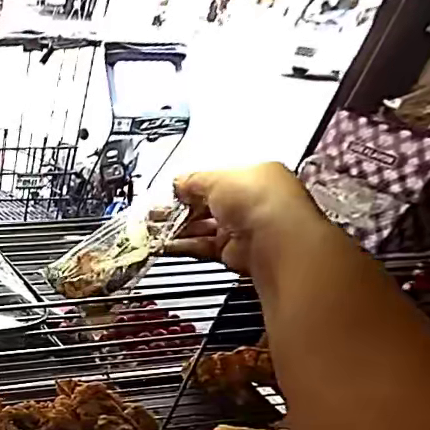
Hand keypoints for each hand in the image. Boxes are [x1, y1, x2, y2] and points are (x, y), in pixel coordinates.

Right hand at [162, 163, 323, 276]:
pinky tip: (165, 244)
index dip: (192, 186)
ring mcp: (242, 229)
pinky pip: (203, 247)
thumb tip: (179, 181)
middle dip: (181, 210)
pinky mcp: (233, 253)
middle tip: (156, 213)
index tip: (171, 191)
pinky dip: (184, 245)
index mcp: (253, 177)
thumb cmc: (259, 199)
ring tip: (155, 229)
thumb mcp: (219, 179)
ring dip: (179, 229)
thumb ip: (194, 180)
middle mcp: (250, 202)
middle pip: (207, 206)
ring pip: (203, 228)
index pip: (217, 180)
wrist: (274, 238)